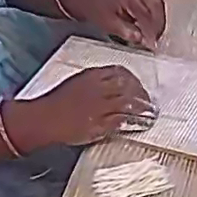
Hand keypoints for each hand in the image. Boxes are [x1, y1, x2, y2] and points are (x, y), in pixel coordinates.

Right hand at [20, 66, 153, 147]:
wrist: (44, 119)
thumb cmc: (56, 104)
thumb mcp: (75, 84)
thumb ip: (93, 84)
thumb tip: (109, 88)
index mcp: (91, 76)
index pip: (120, 72)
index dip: (133, 80)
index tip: (139, 86)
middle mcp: (99, 89)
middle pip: (128, 87)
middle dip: (142, 95)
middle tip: (150, 102)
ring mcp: (100, 106)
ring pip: (129, 103)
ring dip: (143, 109)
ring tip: (151, 114)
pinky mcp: (100, 124)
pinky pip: (123, 120)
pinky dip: (136, 122)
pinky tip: (143, 124)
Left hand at [61, 0, 167, 48]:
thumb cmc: (94, 8)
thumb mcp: (108, 24)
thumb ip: (127, 32)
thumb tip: (143, 40)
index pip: (146, 15)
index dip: (151, 32)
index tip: (153, 45)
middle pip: (156, 5)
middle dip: (159, 25)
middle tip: (157, 40)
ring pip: (157, 3)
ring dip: (159, 20)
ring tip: (155, 35)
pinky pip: (153, 1)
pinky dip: (155, 15)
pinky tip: (151, 26)